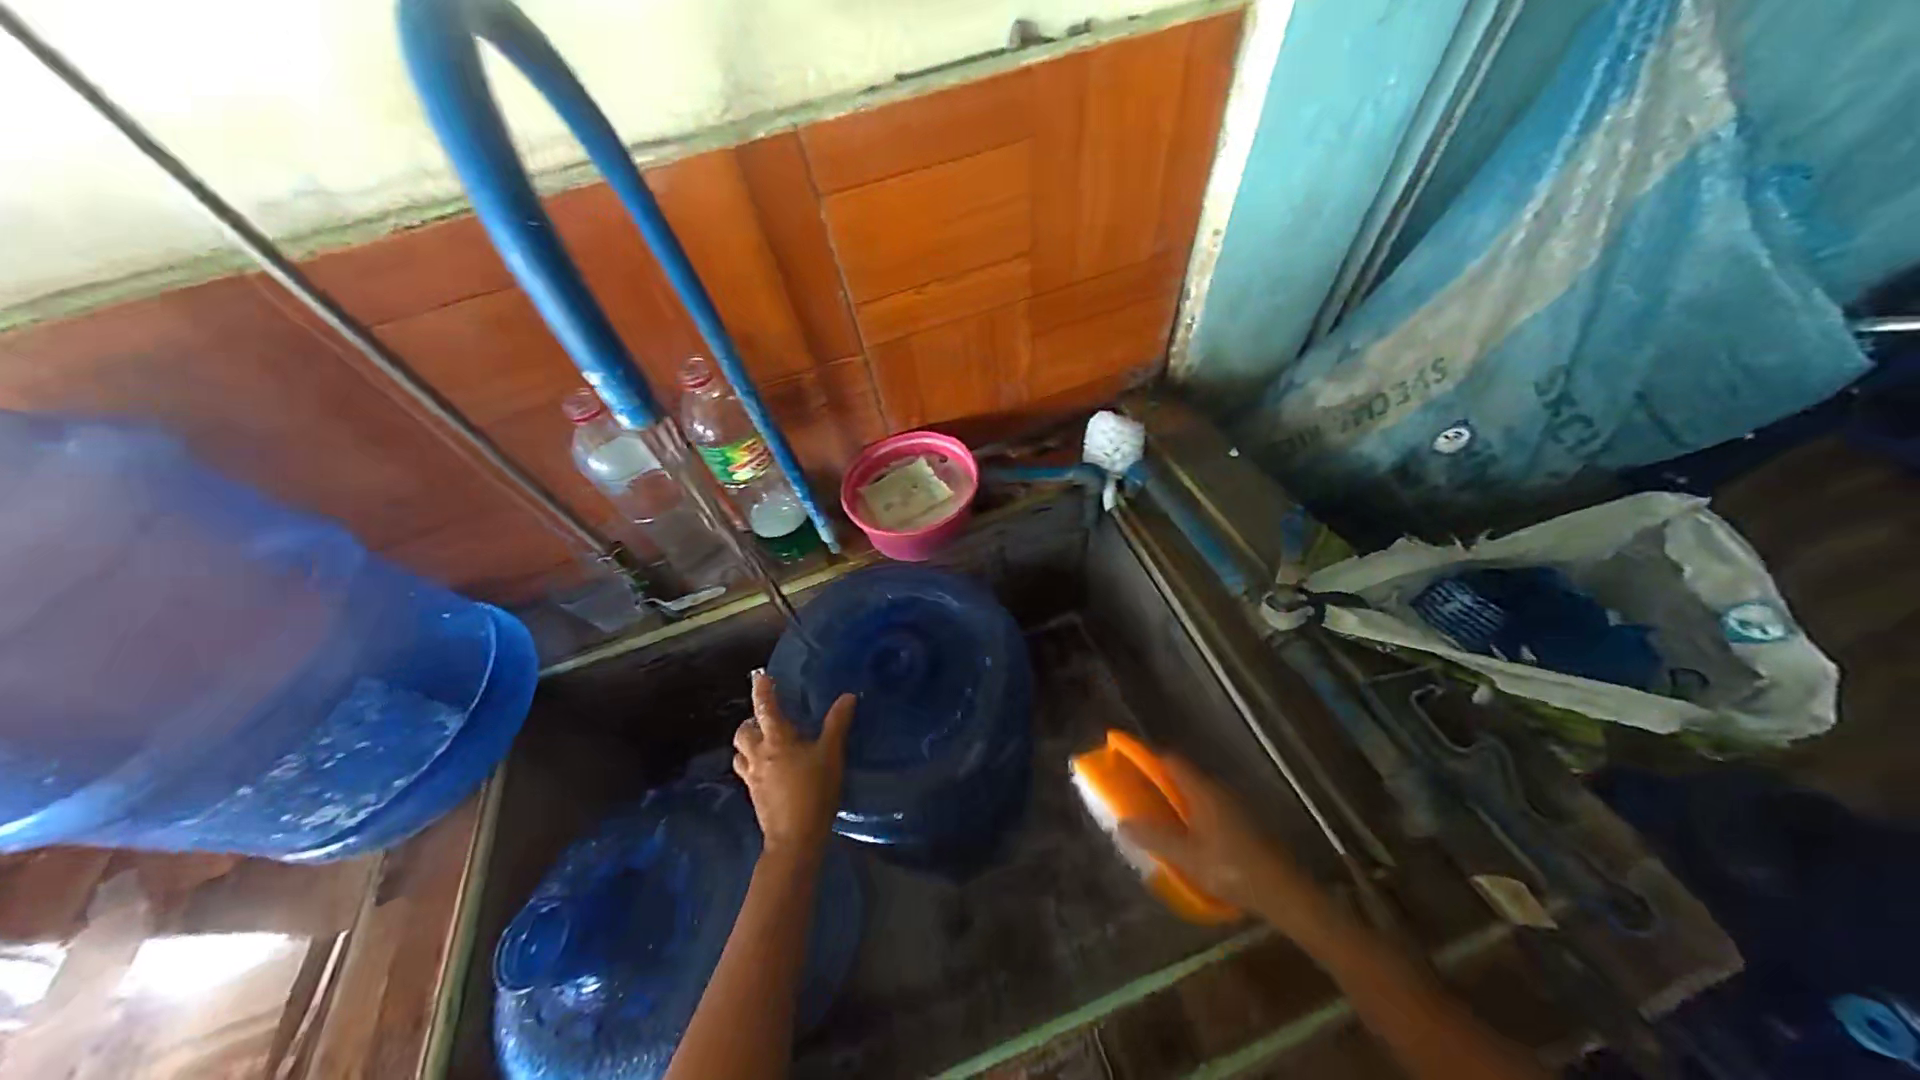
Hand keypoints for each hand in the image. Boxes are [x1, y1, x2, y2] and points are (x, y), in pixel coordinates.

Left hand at [733, 670, 854, 858]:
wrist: (795, 837)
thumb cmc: (814, 791)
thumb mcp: (832, 755)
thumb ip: (837, 724)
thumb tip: (847, 696)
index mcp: (776, 739)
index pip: (765, 707)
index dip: (762, 690)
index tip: (760, 676)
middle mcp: (758, 754)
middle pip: (743, 731)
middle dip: (751, 721)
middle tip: (767, 719)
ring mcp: (752, 776)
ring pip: (740, 752)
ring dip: (748, 743)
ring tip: (765, 742)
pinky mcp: (753, 794)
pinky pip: (745, 771)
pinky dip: (752, 763)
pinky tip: (768, 769)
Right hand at [1119, 754, 1324, 924]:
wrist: (1285, 892)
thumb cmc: (1232, 869)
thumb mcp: (1186, 857)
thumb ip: (1154, 838)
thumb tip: (1123, 823)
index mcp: (1203, 791)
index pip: (1171, 760)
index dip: (1148, 757)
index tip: (1126, 760)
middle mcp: (1218, 790)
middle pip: (1183, 773)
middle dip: (1159, 778)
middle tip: (1136, 790)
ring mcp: (1234, 804)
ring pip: (1197, 790)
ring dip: (1175, 795)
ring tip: (1155, 812)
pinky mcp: (1243, 821)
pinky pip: (1208, 804)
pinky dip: (1191, 810)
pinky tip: (1185, 832)